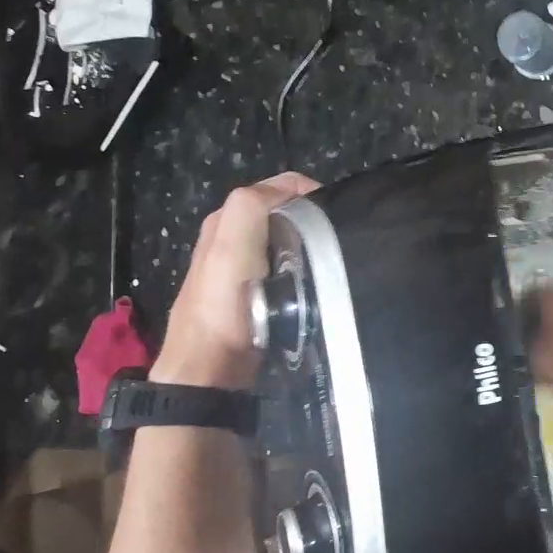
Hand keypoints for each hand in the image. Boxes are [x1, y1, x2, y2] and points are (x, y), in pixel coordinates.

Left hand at [151, 172, 320, 390]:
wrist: (211, 365)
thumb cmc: (224, 302)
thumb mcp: (231, 242)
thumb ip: (253, 206)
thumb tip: (297, 192)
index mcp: (227, 220)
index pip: (281, 188)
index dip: (312, 194)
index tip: (340, 217)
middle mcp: (234, 238)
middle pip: (288, 214)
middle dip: (316, 221)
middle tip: (341, 242)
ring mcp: (247, 268)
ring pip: (293, 242)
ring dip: (316, 247)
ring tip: (337, 262)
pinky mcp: (260, 293)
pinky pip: (293, 269)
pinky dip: (310, 270)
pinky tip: (321, 284)